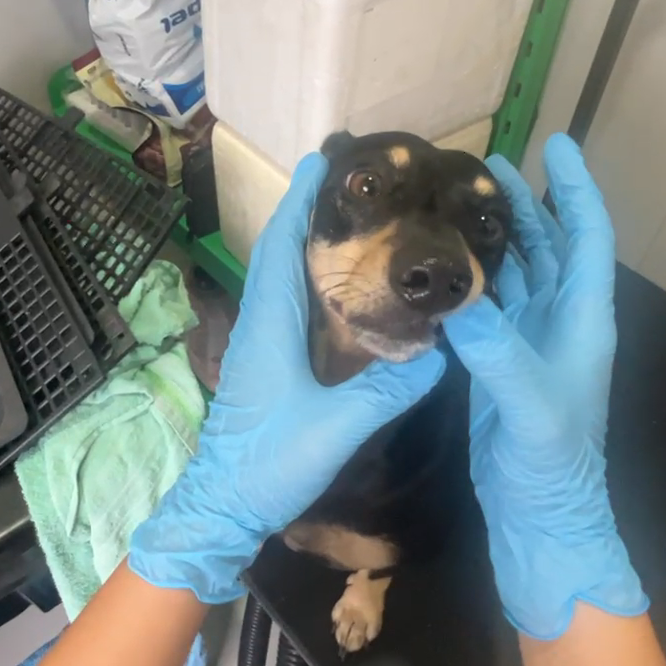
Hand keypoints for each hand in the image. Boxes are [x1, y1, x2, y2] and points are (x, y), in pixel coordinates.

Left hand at [128, 155, 447, 603]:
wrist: (224, 504)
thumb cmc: (270, 462)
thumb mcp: (337, 427)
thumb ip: (388, 390)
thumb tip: (441, 354)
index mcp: (269, 324)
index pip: (280, 246)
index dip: (300, 201)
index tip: (324, 161)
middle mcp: (260, 323)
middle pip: (279, 251)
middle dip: (309, 211)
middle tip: (354, 185)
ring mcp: (259, 344)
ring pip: (281, 276)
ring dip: (307, 242)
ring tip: (352, 219)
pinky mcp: (265, 363)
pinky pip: (287, 304)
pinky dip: (309, 279)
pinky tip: (340, 286)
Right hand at [442, 135, 644, 638]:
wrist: (539, 517)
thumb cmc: (552, 463)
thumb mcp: (531, 404)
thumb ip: (497, 350)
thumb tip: (456, 296)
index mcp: (582, 319)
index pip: (586, 237)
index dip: (575, 188)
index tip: (556, 143)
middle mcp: (558, 321)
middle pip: (547, 246)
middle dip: (526, 203)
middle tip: (487, 164)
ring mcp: (525, 342)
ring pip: (514, 273)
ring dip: (495, 236)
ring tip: (459, 202)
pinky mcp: (495, 363)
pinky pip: (484, 306)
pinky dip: (468, 279)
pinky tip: (441, 264)